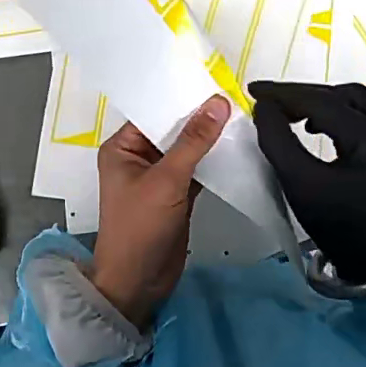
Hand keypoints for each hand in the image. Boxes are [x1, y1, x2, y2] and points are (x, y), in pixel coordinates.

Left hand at [89, 95, 228, 326]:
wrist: (138, 280)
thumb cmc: (140, 227)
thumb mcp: (166, 180)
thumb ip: (193, 142)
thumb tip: (217, 103)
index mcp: (121, 149)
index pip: (153, 114)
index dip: (181, 101)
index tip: (215, 85)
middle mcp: (137, 158)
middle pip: (172, 131)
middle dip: (200, 120)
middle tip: (237, 101)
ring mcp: (158, 178)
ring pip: (187, 151)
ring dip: (210, 142)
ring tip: (244, 121)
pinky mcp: (176, 195)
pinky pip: (197, 171)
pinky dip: (214, 164)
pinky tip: (239, 150)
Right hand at [248, 81, 365, 284]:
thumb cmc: (338, 227)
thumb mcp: (300, 184)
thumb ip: (277, 140)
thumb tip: (263, 107)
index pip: (326, 104)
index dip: (286, 95)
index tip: (254, 91)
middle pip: (346, 96)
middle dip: (303, 95)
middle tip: (269, 100)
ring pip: (357, 102)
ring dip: (320, 103)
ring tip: (288, 112)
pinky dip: (337, 114)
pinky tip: (316, 125)